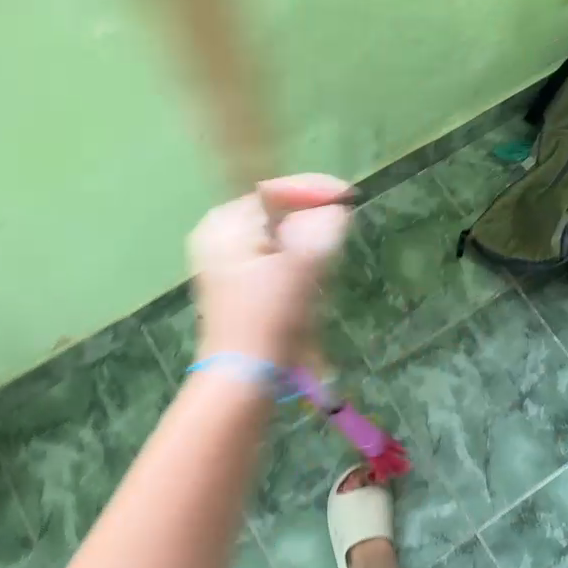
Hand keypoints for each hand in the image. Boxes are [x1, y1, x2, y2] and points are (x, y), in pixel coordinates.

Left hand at [188, 173, 352, 364]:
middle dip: (311, 218)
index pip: (274, 189)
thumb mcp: (299, 266)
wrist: (243, 378)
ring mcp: (224, 262)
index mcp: (224, 224)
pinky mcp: (237, 287)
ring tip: (326, 259)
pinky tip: (310, 283)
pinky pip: (273, 259)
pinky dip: (296, 264)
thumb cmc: (267, 318)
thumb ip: (320, 228)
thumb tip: (334, 210)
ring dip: (306, 244)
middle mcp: (218, 236)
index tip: (349, 196)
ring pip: (278, 237)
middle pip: (276, 212)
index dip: (314, 189)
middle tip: (341, 227)